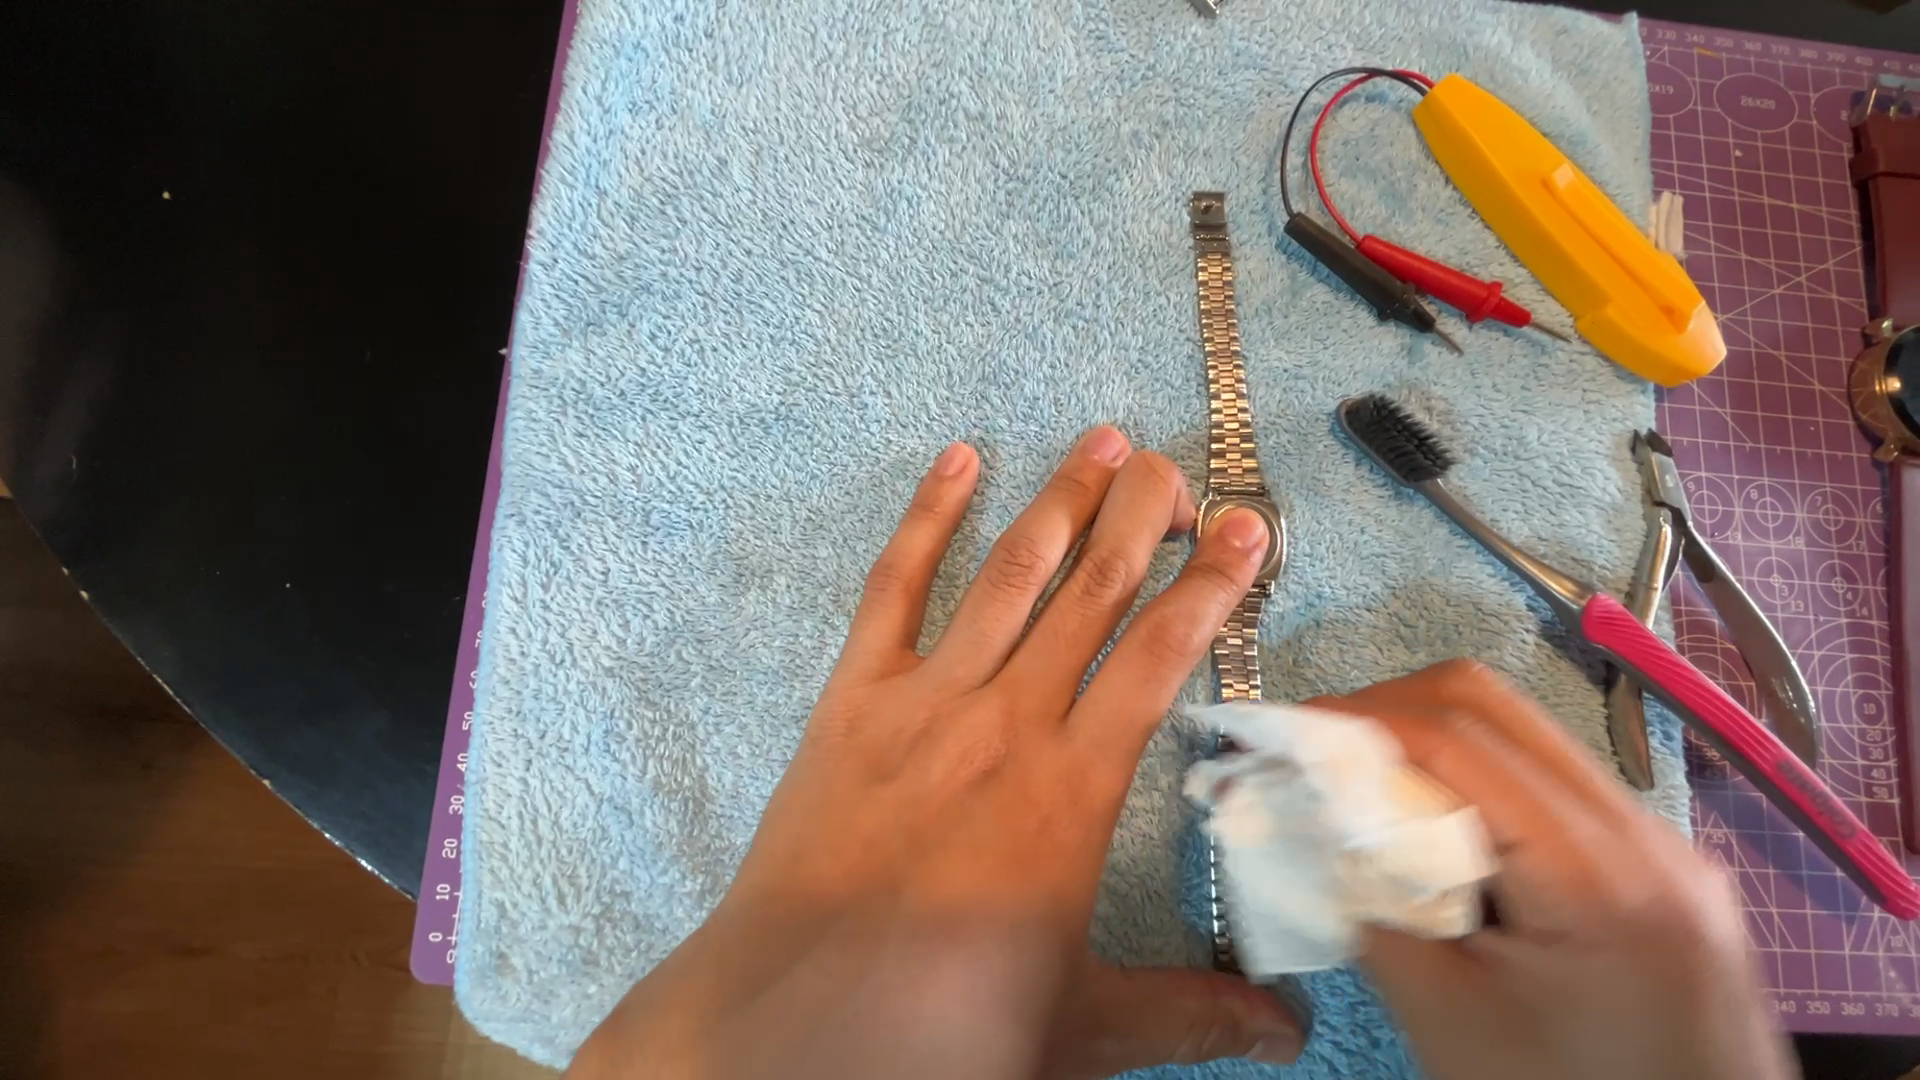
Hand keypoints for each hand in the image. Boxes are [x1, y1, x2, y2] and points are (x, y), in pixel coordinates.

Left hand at [566, 428, 1305, 1079]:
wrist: (798, 1019)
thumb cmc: (947, 1022)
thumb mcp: (1085, 1024)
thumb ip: (1190, 1011)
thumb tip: (1287, 1029)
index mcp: (1075, 787)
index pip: (1161, 657)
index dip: (1210, 587)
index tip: (1245, 529)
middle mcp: (1009, 719)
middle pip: (1092, 592)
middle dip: (1140, 519)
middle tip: (1172, 467)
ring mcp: (928, 695)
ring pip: (1010, 574)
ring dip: (1060, 502)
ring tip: (1100, 443)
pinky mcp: (856, 691)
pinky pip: (895, 585)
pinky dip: (927, 517)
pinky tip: (957, 460)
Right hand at [1320, 661, 1793, 1079]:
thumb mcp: (1436, 1008)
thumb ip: (1362, 896)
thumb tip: (1300, 815)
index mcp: (1601, 878)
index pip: (1458, 740)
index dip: (1357, 719)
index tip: (1286, 733)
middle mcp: (1644, 834)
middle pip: (1491, 704)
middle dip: (1386, 707)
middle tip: (1319, 746)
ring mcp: (1657, 838)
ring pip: (1515, 726)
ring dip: (1422, 732)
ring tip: (1360, 773)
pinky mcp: (1649, 855)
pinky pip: (1537, 770)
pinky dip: (1461, 766)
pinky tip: (1425, 810)